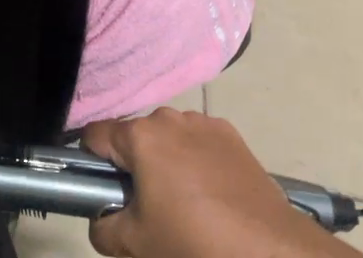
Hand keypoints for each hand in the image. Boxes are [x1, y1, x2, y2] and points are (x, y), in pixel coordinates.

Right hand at [82, 109, 362, 257]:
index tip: (100, 191)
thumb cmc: (194, 243)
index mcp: (142, 135)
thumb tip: (101, 215)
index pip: (95, 136)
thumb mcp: (135, 245)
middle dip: (133, 167)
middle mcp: (171, 118)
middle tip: (145, 207)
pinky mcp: (234, 137)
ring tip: (182, 205)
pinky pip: (198, 144)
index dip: (91, 163)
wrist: (271, 252)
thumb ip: (102, 226)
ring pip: (168, 140)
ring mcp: (205, 124)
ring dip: (165, 163)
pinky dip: (195, 163)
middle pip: (135, 137)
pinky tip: (209, 198)